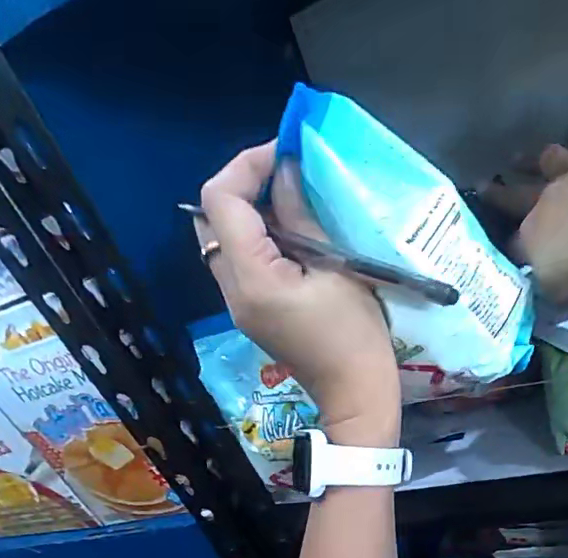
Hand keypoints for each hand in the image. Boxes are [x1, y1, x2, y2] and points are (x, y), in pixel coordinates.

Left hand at [195, 142, 399, 444]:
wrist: (354, 394)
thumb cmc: (356, 334)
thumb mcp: (336, 267)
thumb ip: (301, 214)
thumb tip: (283, 169)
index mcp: (252, 278)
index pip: (219, 200)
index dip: (246, 165)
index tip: (286, 154)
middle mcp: (232, 291)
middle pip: (210, 218)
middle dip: (243, 185)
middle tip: (286, 175)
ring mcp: (237, 305)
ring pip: (220, 239)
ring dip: (249, 210)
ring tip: (293, 200)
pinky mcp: (249, 312)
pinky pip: (237, 261)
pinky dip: (255, 236)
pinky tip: (291, 234)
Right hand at [484, 124, 567, 306]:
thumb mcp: (561, 295)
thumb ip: (545, 289)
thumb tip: (534, 288)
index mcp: (531, 239)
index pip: (509, 244)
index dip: (498, 244)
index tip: (487, 241)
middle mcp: (547, 201)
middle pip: (516, 196)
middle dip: (498, 194)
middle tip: (483, 185)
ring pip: (551, 160)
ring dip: (539, 159)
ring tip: (529, 155)